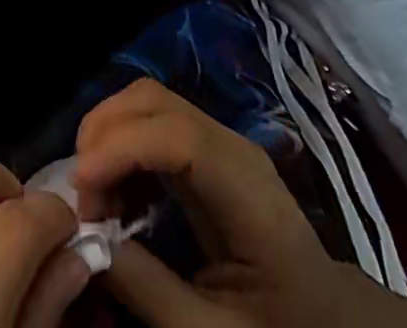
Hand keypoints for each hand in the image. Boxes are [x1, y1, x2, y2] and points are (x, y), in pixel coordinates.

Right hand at [73, 80, 406, 327]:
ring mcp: (219, 142)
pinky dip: (119, 145)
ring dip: (107, 137)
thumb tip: (85, 239)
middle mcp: (233, 148)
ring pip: (146, 102)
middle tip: (82, 195)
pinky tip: (115, 193)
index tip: (79, 185)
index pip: (178, 137)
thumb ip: (147, 289)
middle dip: (103, 133)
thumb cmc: (279, 326)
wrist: (327, 317)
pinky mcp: (205, 148)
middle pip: (153, 100)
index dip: (121, 148)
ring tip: (96, 197)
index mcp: (249, 193)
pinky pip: (150, 121)